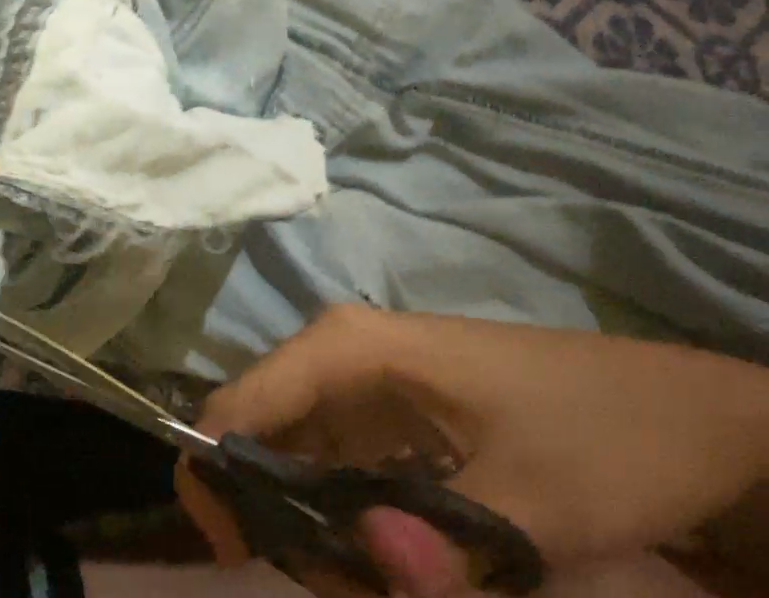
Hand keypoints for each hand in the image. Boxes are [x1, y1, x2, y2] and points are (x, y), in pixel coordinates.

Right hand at [176, 306, 768, 597]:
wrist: (706, 421)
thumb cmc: (611, 437)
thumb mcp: (543, 502)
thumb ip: (451, 538)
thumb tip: (371, 555)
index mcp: (344, 348)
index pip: (238, 406)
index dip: (215, 476)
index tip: (234, 556)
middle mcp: (332, 358)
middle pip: (259, 435)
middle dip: (275, 516)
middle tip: (333, 588)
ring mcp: (357, 385)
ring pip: (292, 457)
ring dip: (312, 526)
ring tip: (370, 583)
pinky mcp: (383, 416)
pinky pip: (332, 468)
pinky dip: (342, 520)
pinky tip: (390, 558)